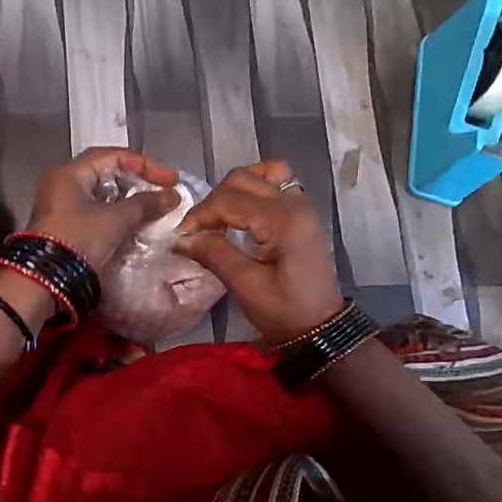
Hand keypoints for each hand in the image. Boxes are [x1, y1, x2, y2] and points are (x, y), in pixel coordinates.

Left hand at [24, 147, 181, 268]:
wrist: (46, 281)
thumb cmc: (80, 240)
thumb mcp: (116, 220)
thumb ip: (145, 204)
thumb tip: (172, 196)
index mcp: (70, 172)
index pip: (114, 156)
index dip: (146, 165)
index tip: (171, 180)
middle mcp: (62, 182)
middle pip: (107, 172)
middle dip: (137, 180)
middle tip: (162, 190)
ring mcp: (61, 205)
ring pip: (102, 193)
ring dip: (128, 198)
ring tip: (153, 206)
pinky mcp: (65, 225)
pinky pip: (96, 210)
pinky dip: (116, 212)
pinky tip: (135, 221)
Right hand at [174, 161, 343, 342]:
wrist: (320, 327)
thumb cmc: (284, 310)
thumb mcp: (246, 285)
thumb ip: (215, 255)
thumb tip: (182, 239)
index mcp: (283, 219)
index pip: (230, 201)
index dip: (201, 215)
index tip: (181, 236)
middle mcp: (294, 203)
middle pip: (243, 180)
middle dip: (213, 201)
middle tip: (197, 230)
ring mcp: (301, 205)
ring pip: (260, 175)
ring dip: (233, 190)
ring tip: (218, 218)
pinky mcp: (301, 214)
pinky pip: (276, 183)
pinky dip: (254, 189)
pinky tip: (241, 211)